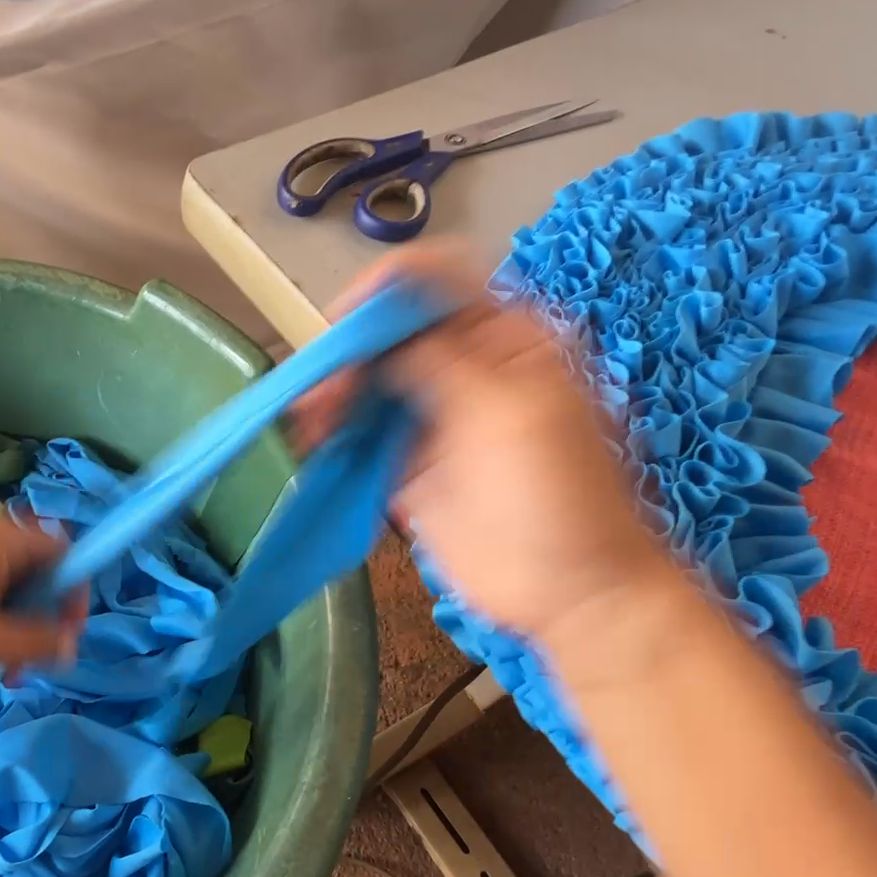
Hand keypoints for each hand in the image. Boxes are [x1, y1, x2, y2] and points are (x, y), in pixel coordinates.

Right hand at [293, 244, 673, 641]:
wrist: (567, 592)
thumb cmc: (555, 495)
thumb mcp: (506, 413)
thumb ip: (442, 363)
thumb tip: (378, 340)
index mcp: (505, 340)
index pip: (438, 284)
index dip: (386, 292)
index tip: (340, 323)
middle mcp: (464, 368)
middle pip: (388, 336)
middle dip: (347, 353)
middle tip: (320, 389)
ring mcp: (431, 419)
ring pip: (366, 385)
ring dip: (331, 395)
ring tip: (308, 423)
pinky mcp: (404, 466)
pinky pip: (358, 437)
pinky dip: (330, 435)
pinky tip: (311, 444)